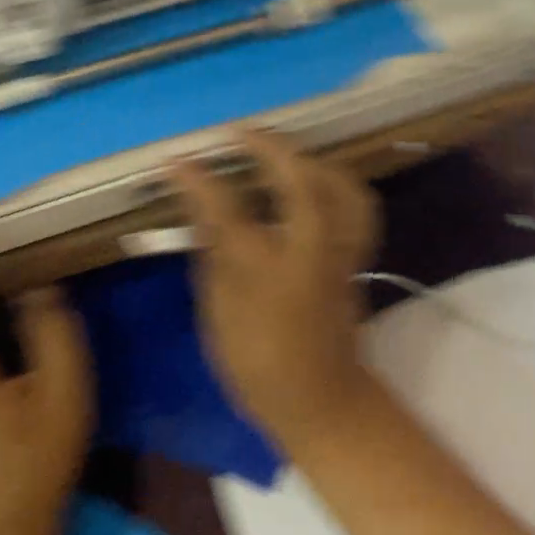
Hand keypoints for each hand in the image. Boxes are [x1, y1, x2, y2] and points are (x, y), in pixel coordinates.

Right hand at [169, 129, 381, 447]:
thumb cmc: (258, 367)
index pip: (227, 209)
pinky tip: (315, 181)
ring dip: (308, 158)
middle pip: (298, 180)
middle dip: (268, 147)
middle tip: (238, 133)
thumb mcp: (217, 316)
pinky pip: (355, 205)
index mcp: (266, 271)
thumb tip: (200, 208)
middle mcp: (309, 251)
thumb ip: (212, 256)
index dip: (199, 180)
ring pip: (338, 186)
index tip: (177, 161)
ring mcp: (339, 252)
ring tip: (281, 151)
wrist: (323, 401)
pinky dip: (336, 183)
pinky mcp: (356, 257)